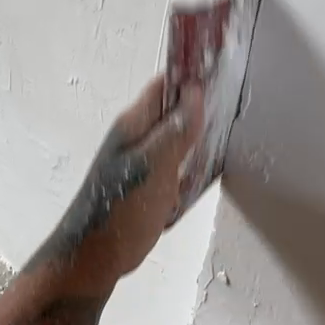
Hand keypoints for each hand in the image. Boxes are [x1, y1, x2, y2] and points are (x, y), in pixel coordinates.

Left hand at [29, 77, 205, 286]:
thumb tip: (196, 92)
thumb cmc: (120, 212)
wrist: (92, 259)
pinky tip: (203, 176)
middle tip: (232, 103)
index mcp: (133, 126)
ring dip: (197, 140)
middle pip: (172, 112)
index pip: (165, 84)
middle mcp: (135, 141)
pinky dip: (189, 170)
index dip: (191, 73)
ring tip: (224, 136)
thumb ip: (176, 131)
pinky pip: (173, 170)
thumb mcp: (154, 167)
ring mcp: (139, 167)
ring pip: (175, 143)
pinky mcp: (145, 191)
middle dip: (200, 107)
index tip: (223, 65)